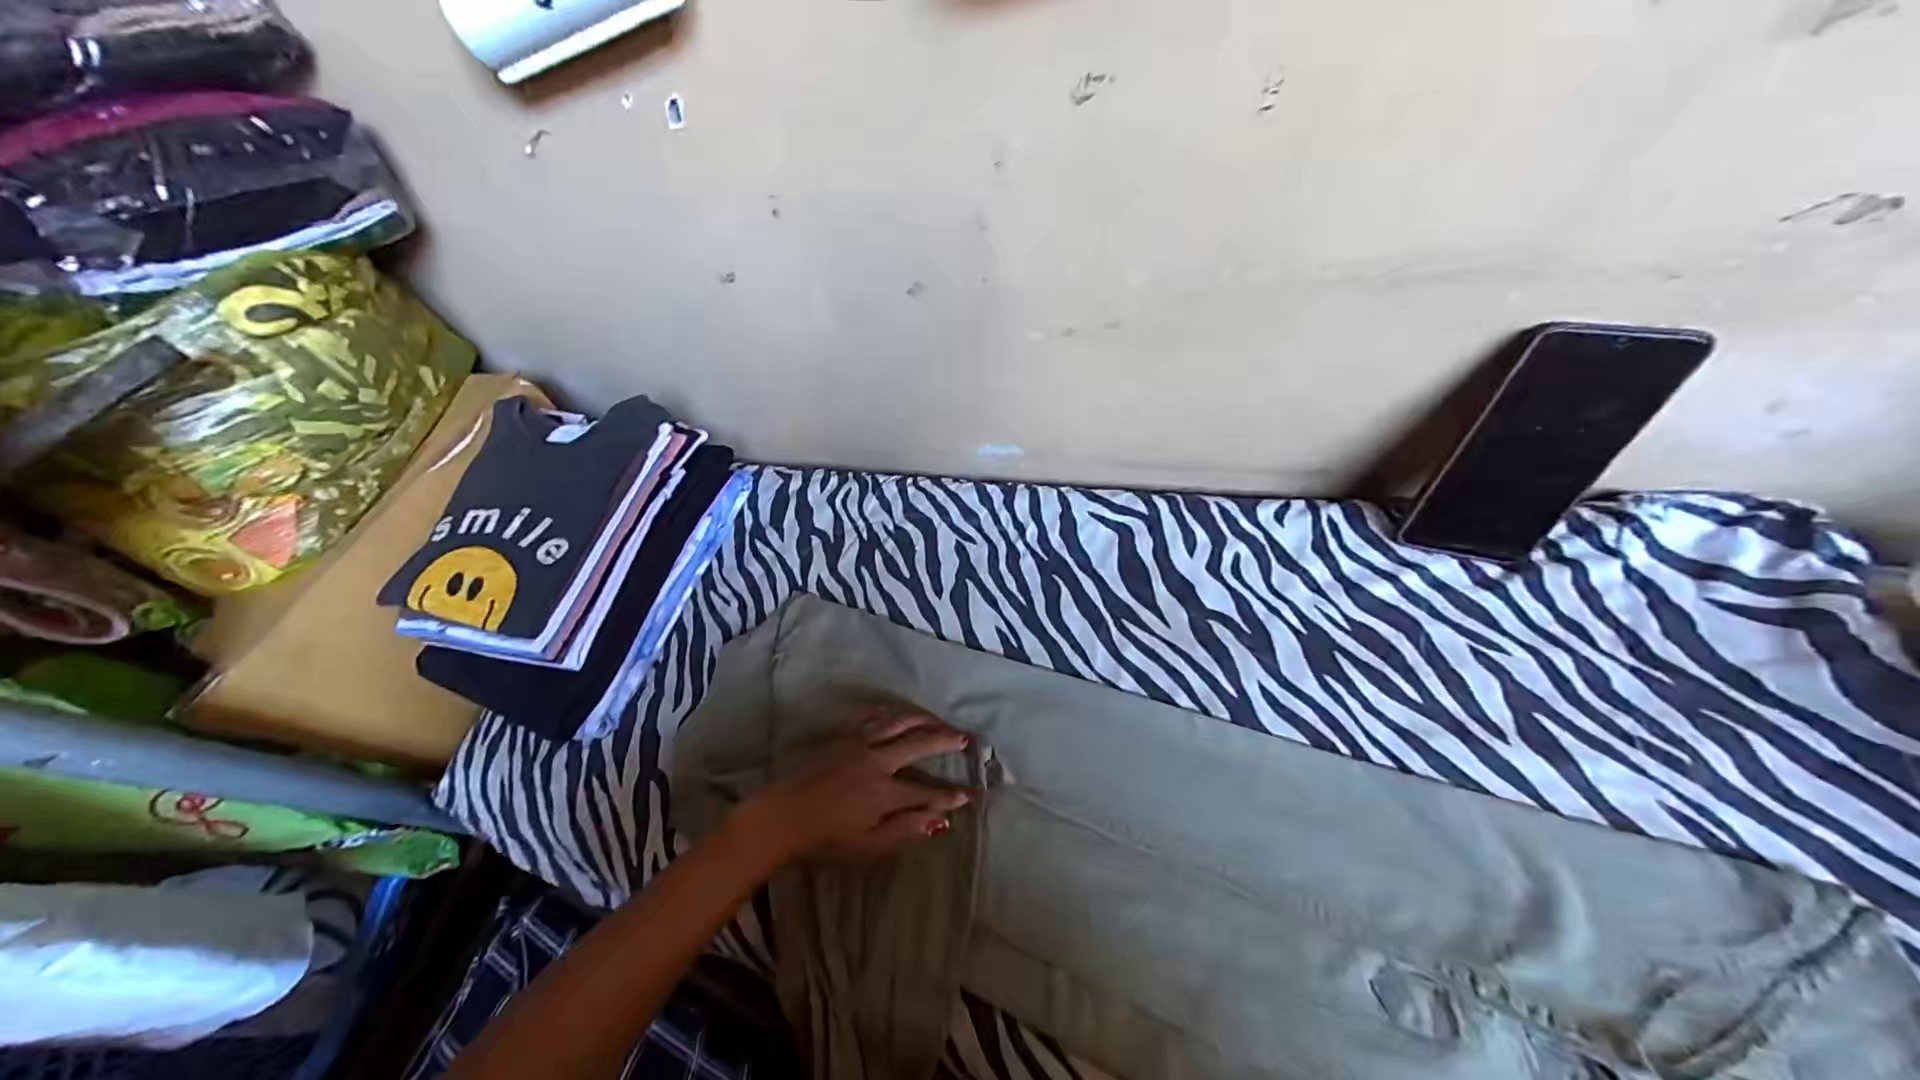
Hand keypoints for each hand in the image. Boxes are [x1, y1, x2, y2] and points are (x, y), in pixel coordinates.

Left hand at [732, 712, 973, 863]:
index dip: (950, 795)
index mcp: (884, 791)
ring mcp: (858, 744)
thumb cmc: (827, 837)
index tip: (970, 794)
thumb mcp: (870, 844)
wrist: (784, 815)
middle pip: (917, 744)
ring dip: (921, 720)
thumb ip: (906, 830)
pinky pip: (869, 718)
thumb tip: (942, 820)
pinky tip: (894, 713)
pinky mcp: (841, 737)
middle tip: (964, 737)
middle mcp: (877, 760)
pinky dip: (887, 714)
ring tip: (937, 719)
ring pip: (896, 723)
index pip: (926, 792)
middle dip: (944, 740)